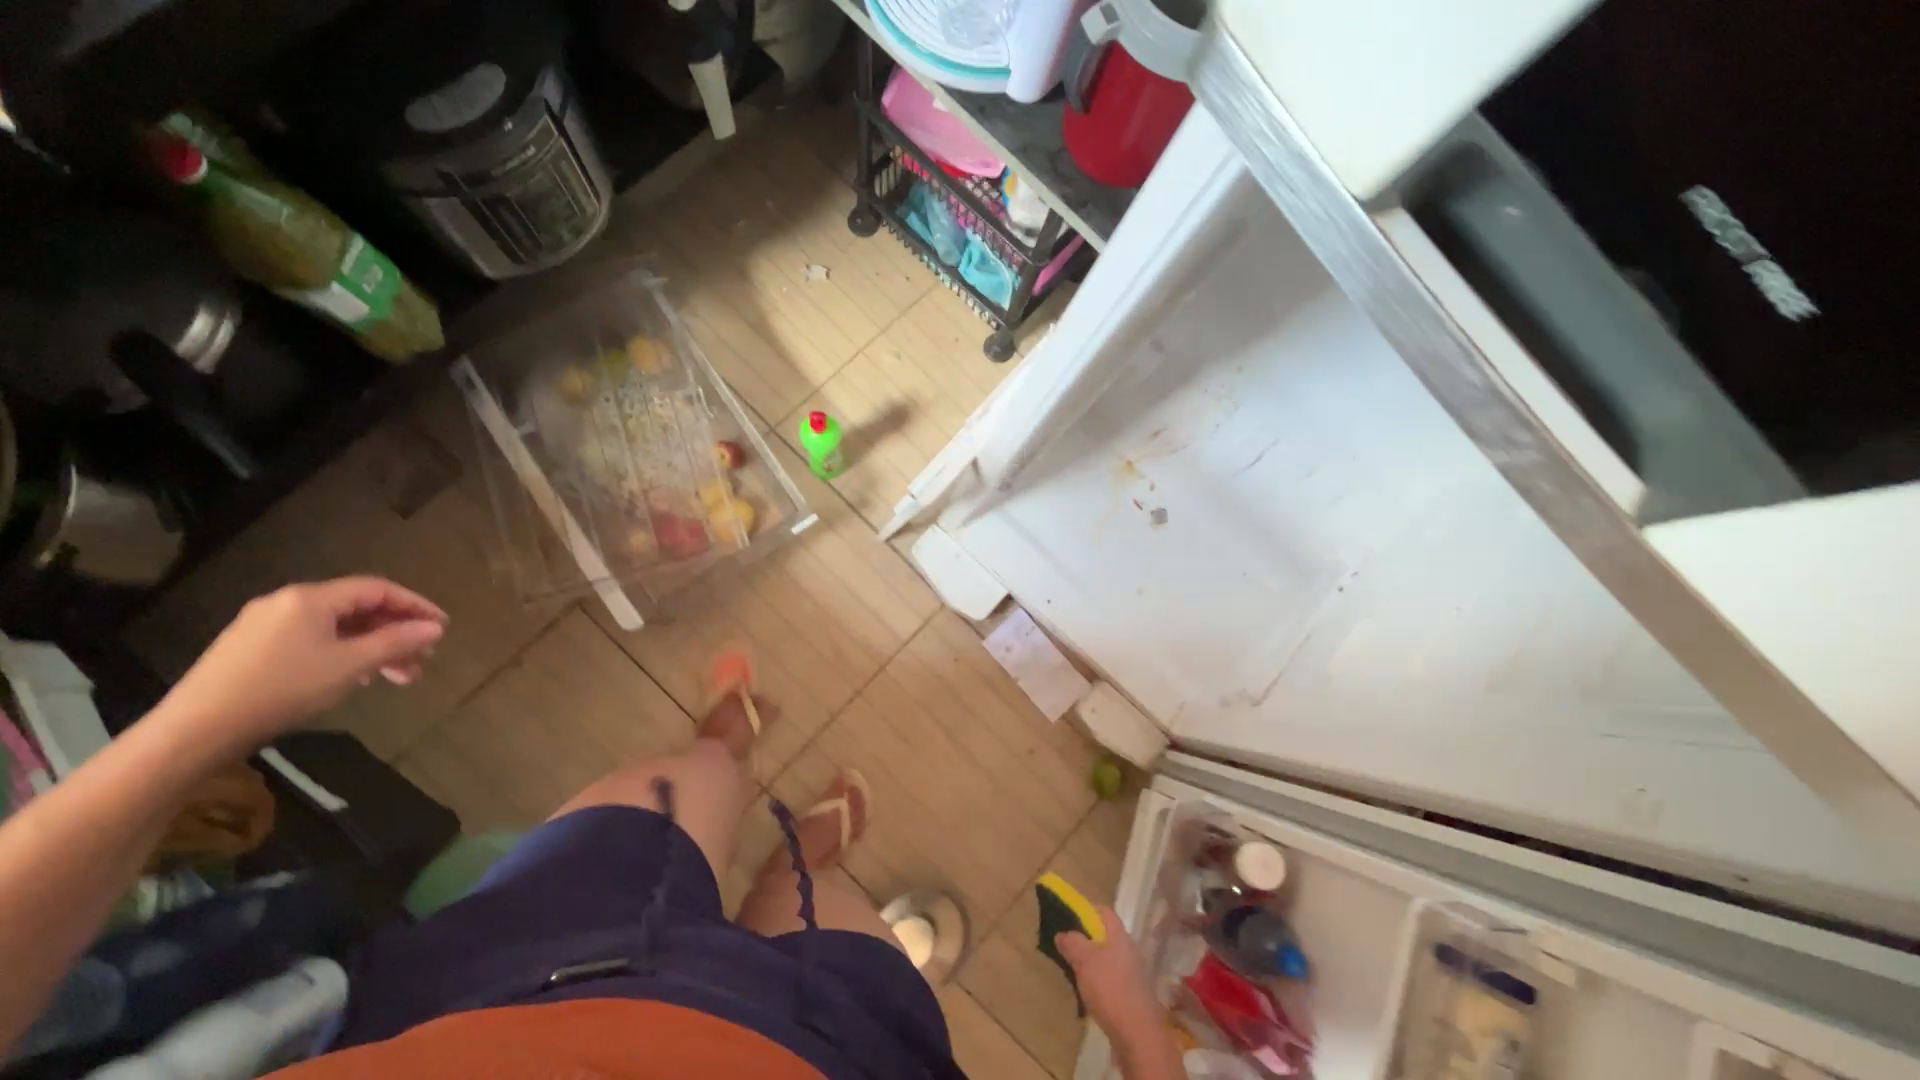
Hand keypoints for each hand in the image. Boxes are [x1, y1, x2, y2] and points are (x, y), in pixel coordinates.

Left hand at [157, 577, 446, 749]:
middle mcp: (288, 602)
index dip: (414, 605)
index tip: (442, 627)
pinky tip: (354, 678)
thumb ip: (395, 642)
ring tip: (395, 677)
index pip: (377, 589)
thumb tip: (434, 627)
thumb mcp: (349, 666)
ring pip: (336, 627)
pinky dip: (344, 653)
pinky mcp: (253, 648)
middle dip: (394, 632)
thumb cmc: (282, 689)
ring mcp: (266, 625)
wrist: (198, 728)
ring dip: (372, 647)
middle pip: (357, 608)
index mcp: (311, 598)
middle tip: (422, 660)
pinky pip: (313, 640)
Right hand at [1057, 905, 1163, 1041]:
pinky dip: (1095, 980)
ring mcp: (1131, 974)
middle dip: (1083, 938)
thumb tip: (1063, 933)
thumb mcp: (1085, 961)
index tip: (1065, 916)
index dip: (1084, 909)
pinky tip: (1085, 992)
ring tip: (1069, 970)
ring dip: (1088, 961)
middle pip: (1104, 935)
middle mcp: (1128, 951)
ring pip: (1105, 958)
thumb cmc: (1111, 989)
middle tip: (1063, 945)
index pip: (1103, 911)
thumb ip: (1072, 942)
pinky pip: (1109, 978)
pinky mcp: (1130, 995)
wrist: (1138, 1034)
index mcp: (1120, 936)